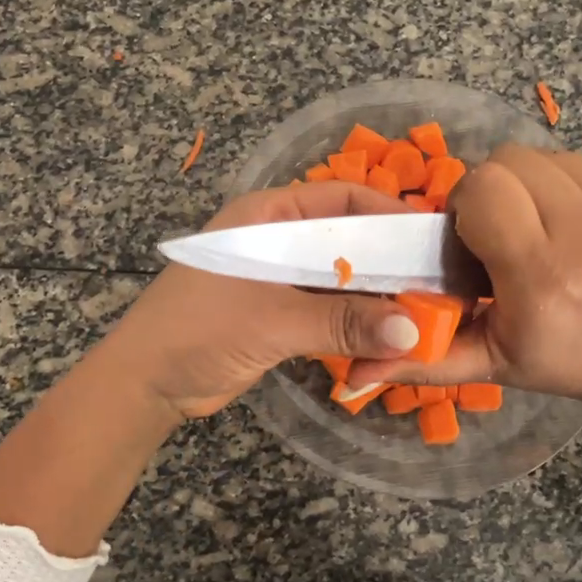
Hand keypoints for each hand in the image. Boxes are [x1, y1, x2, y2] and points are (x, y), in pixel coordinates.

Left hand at [96, 181, 424, 420]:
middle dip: (388, 264)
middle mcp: (275, 239)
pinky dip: (354, 325)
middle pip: (345, 241)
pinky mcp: (277, 315)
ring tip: (422, 320)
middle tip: (437, 288)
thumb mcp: (272, 320)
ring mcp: (276, 278)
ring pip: (339, 280)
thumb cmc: (198, 331)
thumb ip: (342, 322)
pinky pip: (327, 311)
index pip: (340, 198)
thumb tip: (413, 332)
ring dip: (374, 301)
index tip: (431, 240)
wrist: (144, 382)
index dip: (387, 214)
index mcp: (267, 217)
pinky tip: (386, 341)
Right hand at [349, 144, 581, 421]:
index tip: (475, 244)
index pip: (482, 189)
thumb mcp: (491, 364)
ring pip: (543, 156)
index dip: (467, 210)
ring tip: (541, 231)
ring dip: (528, 188)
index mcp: (546, 275)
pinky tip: (575, 227)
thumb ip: (419, 359)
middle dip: (493, 194)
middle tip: (503, 236)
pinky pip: (580, 162)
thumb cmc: (572, 362)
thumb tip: (350, 372)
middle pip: (508, 162)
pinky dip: (565, 188)